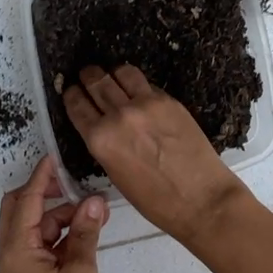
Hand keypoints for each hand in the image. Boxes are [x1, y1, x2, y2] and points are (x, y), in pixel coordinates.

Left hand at [0, 158, 107, 272]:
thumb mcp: (81, 269)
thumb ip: (85, 231)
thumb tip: (94, 200)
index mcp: (16, 250)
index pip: (25, 201)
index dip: (41, 178)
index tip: (54, 158)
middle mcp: (10, 253)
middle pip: (19, 209)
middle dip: (45, 194)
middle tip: (73, 186)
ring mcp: (18, 266)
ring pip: (34, 226)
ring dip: (59, 216)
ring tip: (95, 212)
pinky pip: (40, 243)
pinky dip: (59, 234)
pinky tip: (86, 231)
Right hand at [63, 64, 247, 241]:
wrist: (200, 198)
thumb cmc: (155, 200)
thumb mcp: (115, 174)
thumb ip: (103, 144)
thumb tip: (101, 125)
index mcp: (99, 139)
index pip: (76, 105)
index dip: (71, 94)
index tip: (71, 90)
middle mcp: (118, 116)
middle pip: (96, 81)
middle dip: (87, 76)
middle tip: (87, 75)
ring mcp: (145, 104)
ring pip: (121, 73)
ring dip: (112, 73)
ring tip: (112, 76)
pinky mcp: (168, 100)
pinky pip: (145, 83)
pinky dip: (137, 84)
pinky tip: (138, 91)